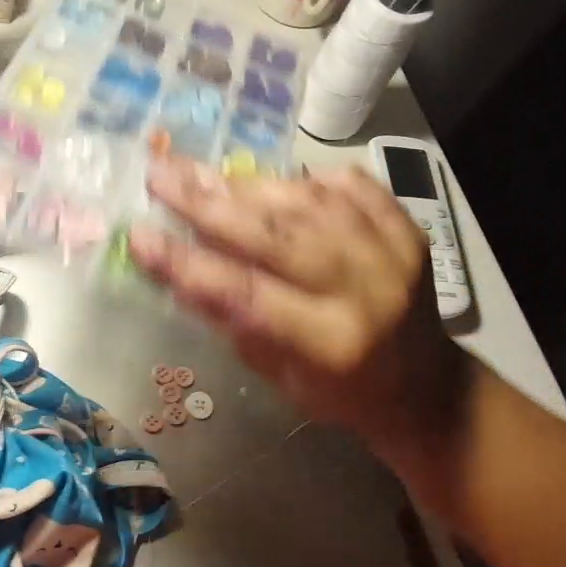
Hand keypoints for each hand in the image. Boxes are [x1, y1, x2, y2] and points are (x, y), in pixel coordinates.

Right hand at [129, 157, 471, 462]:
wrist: (427, 387)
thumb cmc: (341, 392)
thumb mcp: (279, 375)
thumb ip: (233, 319)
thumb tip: (176, 270)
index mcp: (332, 343)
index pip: (246, 292)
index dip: (188, 263)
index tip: (138, 236)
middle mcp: (367, 291)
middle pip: (277, 234)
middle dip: (208, 203)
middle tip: (159, 176)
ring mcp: (394, 253)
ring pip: (309, 201)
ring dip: (248, 184)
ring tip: (200, 174)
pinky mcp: (408, 228)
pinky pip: (350, 185)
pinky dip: (304, 178)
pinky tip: (268, 180)